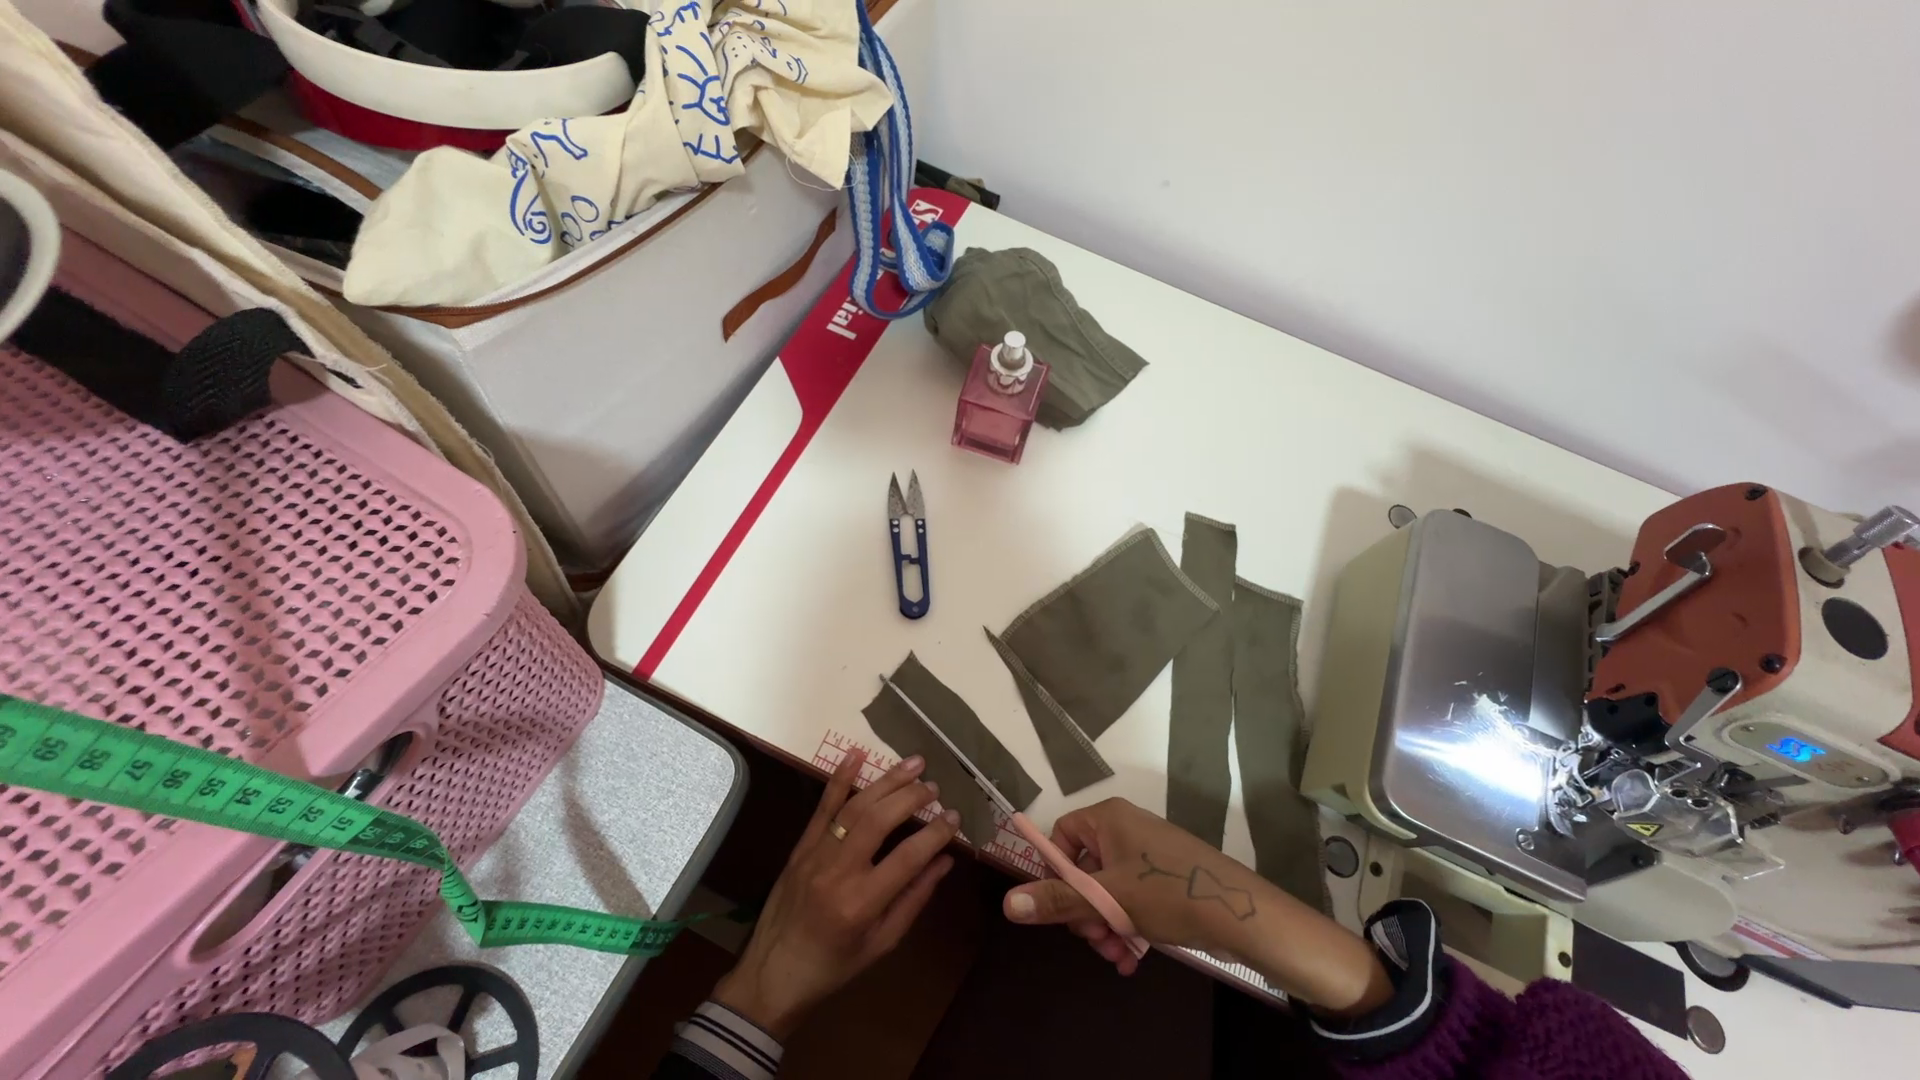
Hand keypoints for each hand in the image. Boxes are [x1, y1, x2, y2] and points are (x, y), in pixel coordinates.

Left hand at [713, 751, 959, 1037]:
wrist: (772, 973)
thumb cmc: (834, 965)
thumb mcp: (882, 944)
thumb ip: (914, 899)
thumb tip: (945, 861)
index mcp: (861, 903)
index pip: (908, 857)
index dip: (936, 834)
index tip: (956, 817)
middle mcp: (838, 872)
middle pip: (879, 821)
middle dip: (911, 798)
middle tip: (935, 786)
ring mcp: (815, 855)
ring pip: (855, 807)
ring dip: (886, 781)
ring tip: (914, 763)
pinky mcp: (800, 846)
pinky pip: (822, 807)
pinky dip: (839, 778)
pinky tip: (856, 755)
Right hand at [1001, 798, 1390, 1015]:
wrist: (1238, 911)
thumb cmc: (1166, 893)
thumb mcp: (1106, 900)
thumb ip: (1056, 900)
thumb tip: (1007, 904)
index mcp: (1108, 818)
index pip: (1061, 835)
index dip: (1055, 872)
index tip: (1061, 907)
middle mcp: (1127, 828)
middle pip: (1084, 867)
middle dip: (1084, 911)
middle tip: (1093, 941)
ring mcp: (1149, 853)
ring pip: (1109, 890)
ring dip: (1105, 925)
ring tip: (1115, 955)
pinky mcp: (1167, 877)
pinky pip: (1133, 898)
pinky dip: (1127, 926)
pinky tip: (1131, 959)